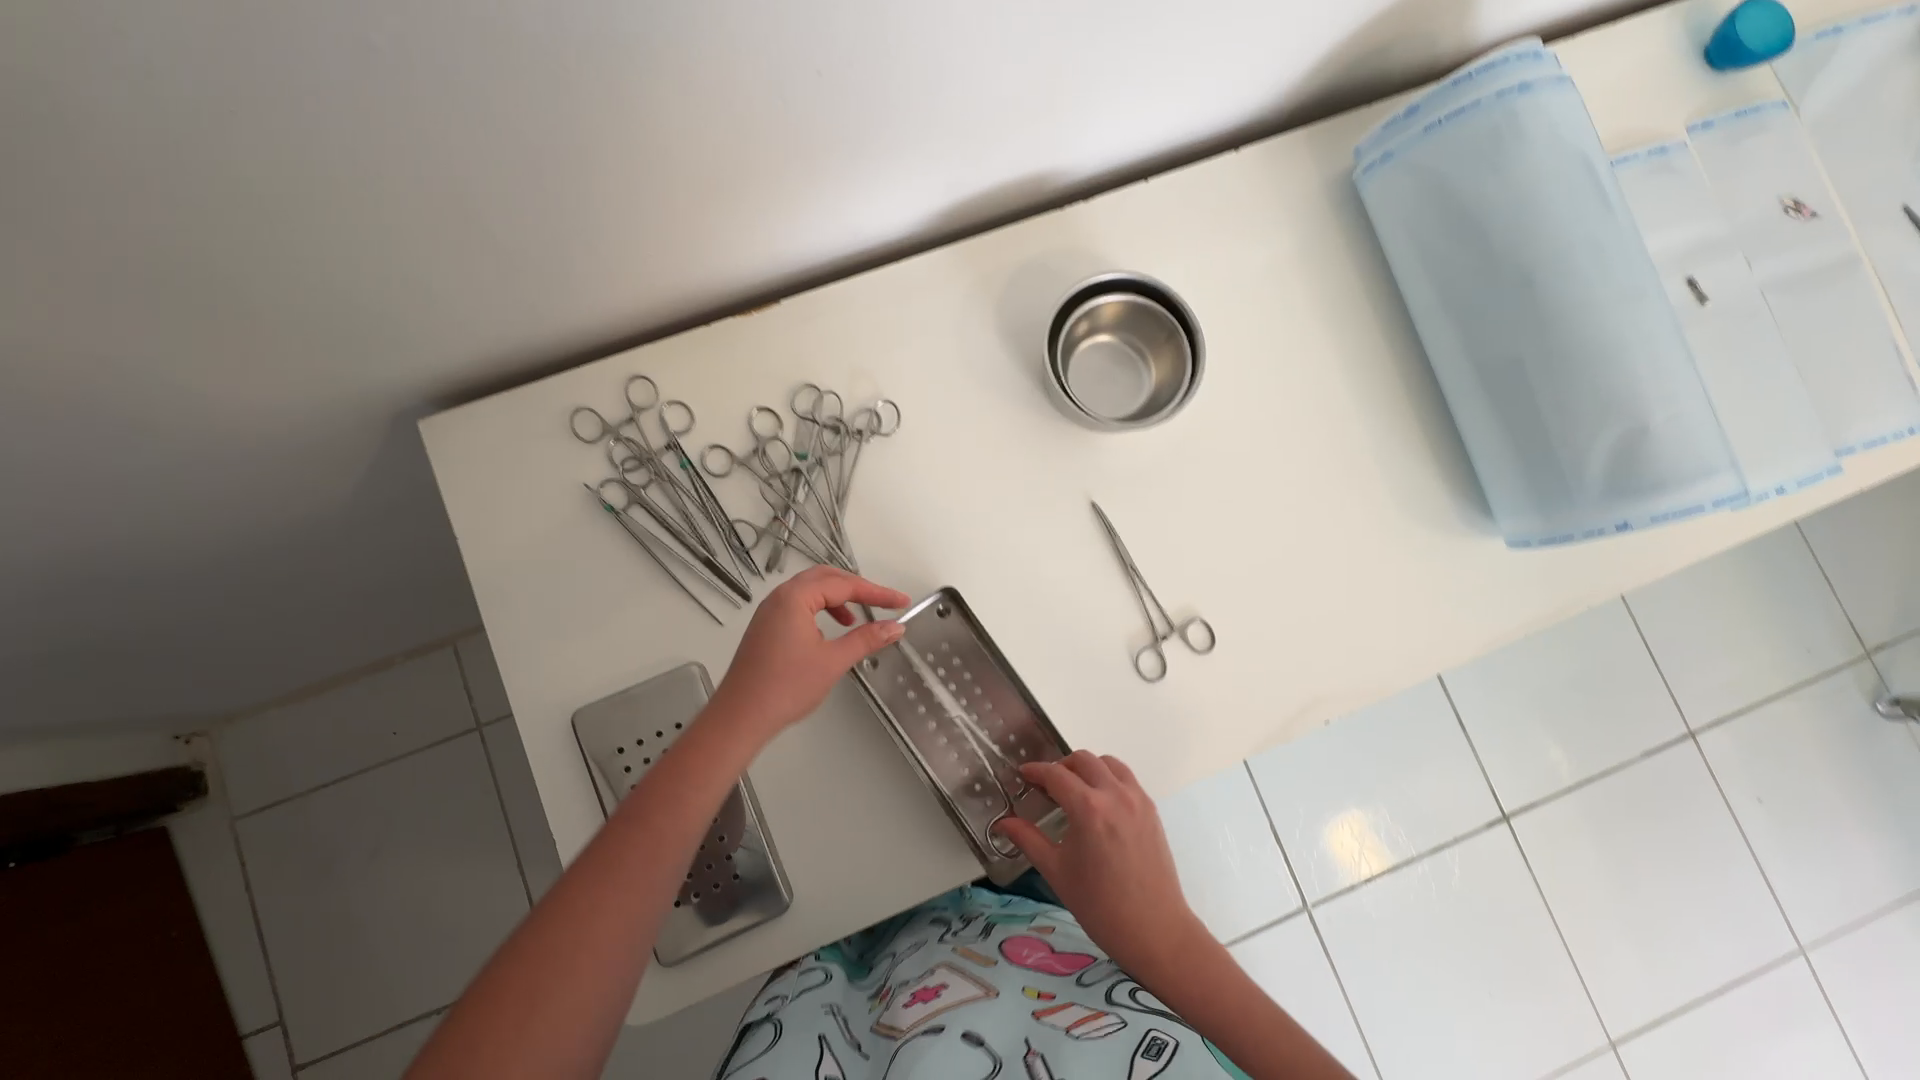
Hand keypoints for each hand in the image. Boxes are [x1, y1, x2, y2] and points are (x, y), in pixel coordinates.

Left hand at [709, 566, 909, 738]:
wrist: (741, 716)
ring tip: (856, 620)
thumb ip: (867, 639)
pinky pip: (798, 606)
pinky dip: (820, 610)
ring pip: (810, 591)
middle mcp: (779, 597)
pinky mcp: (765, 628)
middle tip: (883, 602)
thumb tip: (895, 627)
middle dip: (856, 588)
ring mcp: (769, 612)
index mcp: (795, 597)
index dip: (877, 592)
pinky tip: (830, 632)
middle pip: (825, 578)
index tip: (901, 601)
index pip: (844, 585)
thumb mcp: (833, 661)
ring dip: (837, 599)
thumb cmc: (786, 687)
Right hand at [996, 752, 1209, 981]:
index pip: (1056, 775)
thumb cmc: (1099, 905)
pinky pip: (1127, 779)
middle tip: (1047, 786)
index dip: (1035, 771)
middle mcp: (1114, 795)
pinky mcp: (1152, 810)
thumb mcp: (1056, 871)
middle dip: (1061, 766)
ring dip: (1088, 768)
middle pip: (1083, 760)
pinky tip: (1100, 804)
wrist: (1153, 929)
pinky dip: (1109, 779)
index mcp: (1088, 808)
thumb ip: (1027, 839)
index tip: (1023, 775)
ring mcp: (1137, 800)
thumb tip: (1003, 823)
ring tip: (1075, 790)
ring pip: (1109, 763)